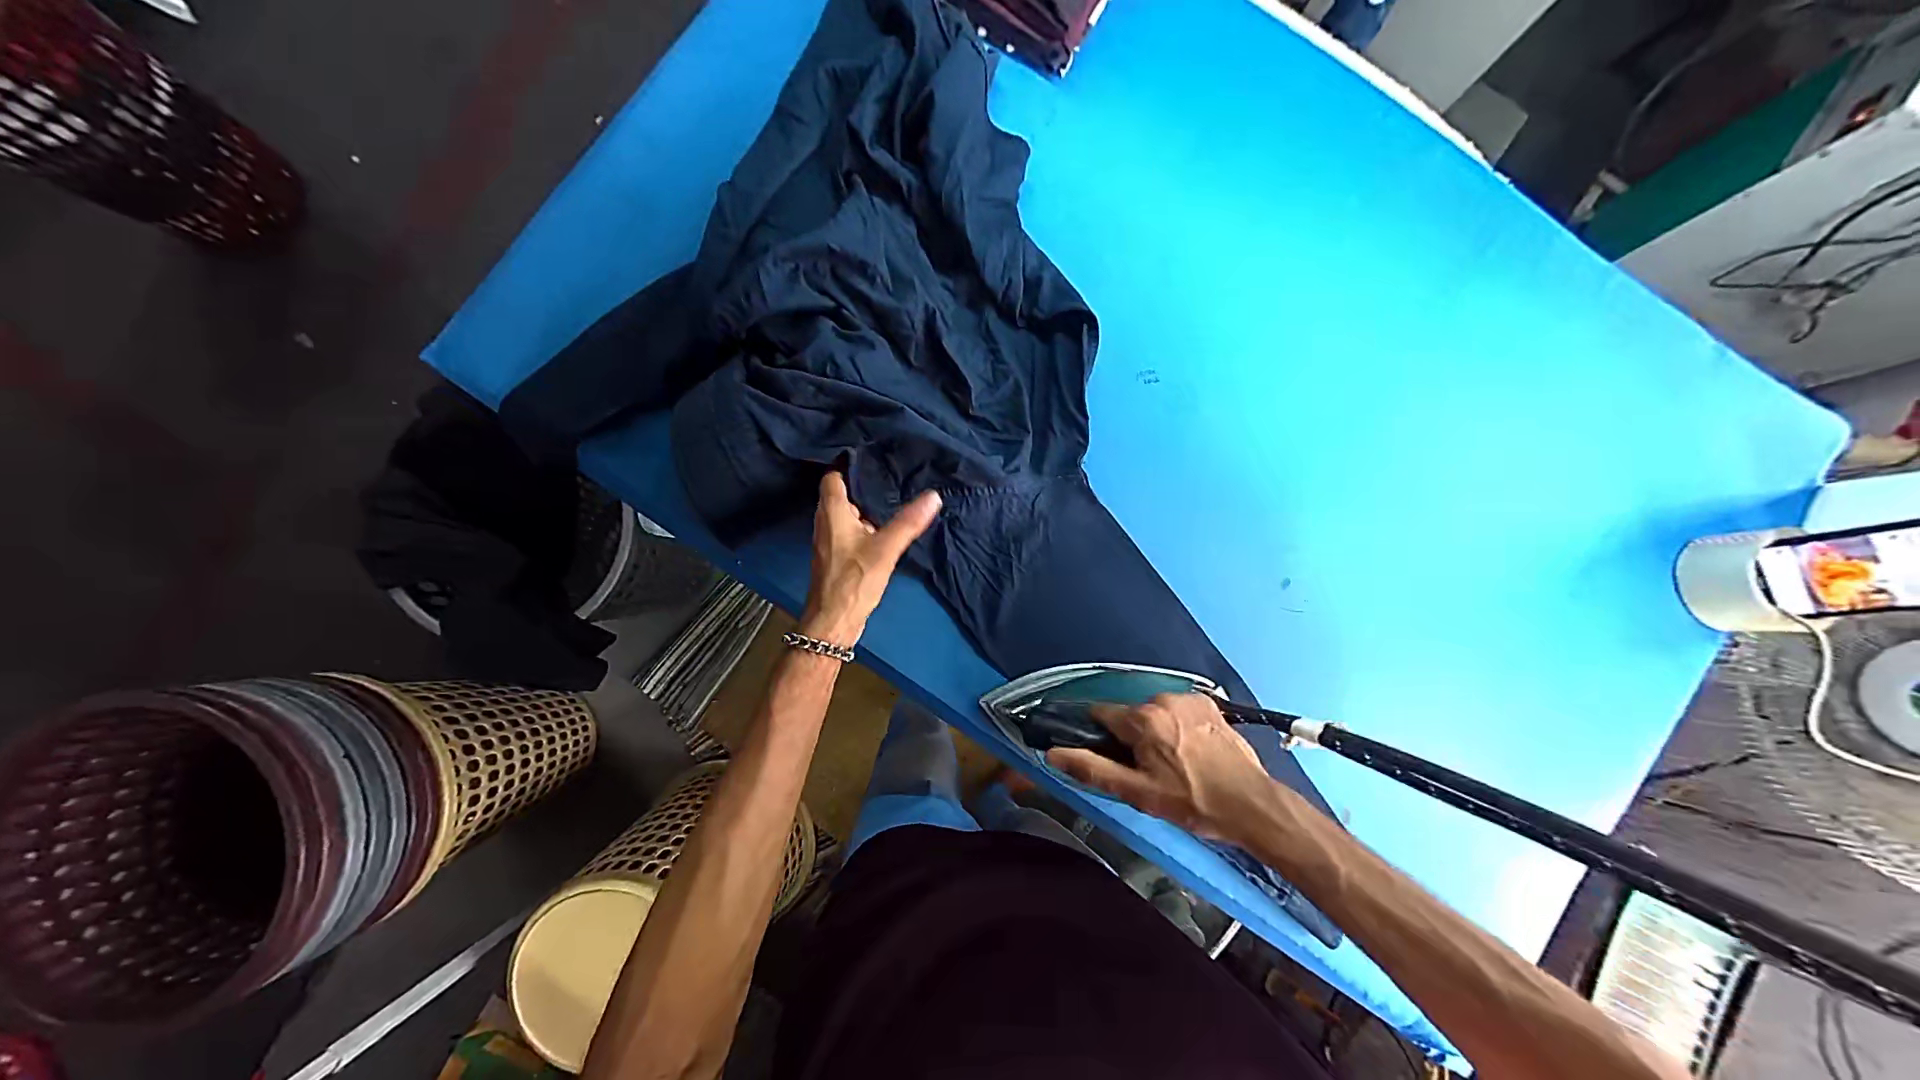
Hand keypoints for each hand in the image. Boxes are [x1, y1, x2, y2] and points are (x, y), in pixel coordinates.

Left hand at [798, 472, 940, 647]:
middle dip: (863, 487)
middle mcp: (825, 521)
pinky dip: (863, 526)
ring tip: (891, 501)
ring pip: (845, 513)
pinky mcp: (835, 556)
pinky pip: (848, 530)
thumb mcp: (885, 549)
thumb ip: (908, 522)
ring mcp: (828, 540)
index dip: (850, 466)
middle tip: (890, 479)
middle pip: (841, 494)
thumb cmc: (854, 581)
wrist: (833, 621)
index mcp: (832, 512)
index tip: (874, 460)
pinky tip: (883, 531)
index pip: (833, 476)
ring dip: (864, 508)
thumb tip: (933, 496)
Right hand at [1047, 694, 1273, 842]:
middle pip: (1131, 716)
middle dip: (1133, 738)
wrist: (1251, 804)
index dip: (1101, 736)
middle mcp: (1163, 700)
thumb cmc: (1193, 803)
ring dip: (1158, 731)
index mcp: (1142, 719)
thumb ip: (1092, 769)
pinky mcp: (1210, 704)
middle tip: (1150, 771)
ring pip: (1155, 712)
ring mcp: (1189, 699)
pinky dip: (1180, 725)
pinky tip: (1193, 751)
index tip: (1114, 757)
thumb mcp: (1138, 793)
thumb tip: (1054, 753)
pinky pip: (1179, 710)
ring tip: (1177, 764)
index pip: (1101, 715)